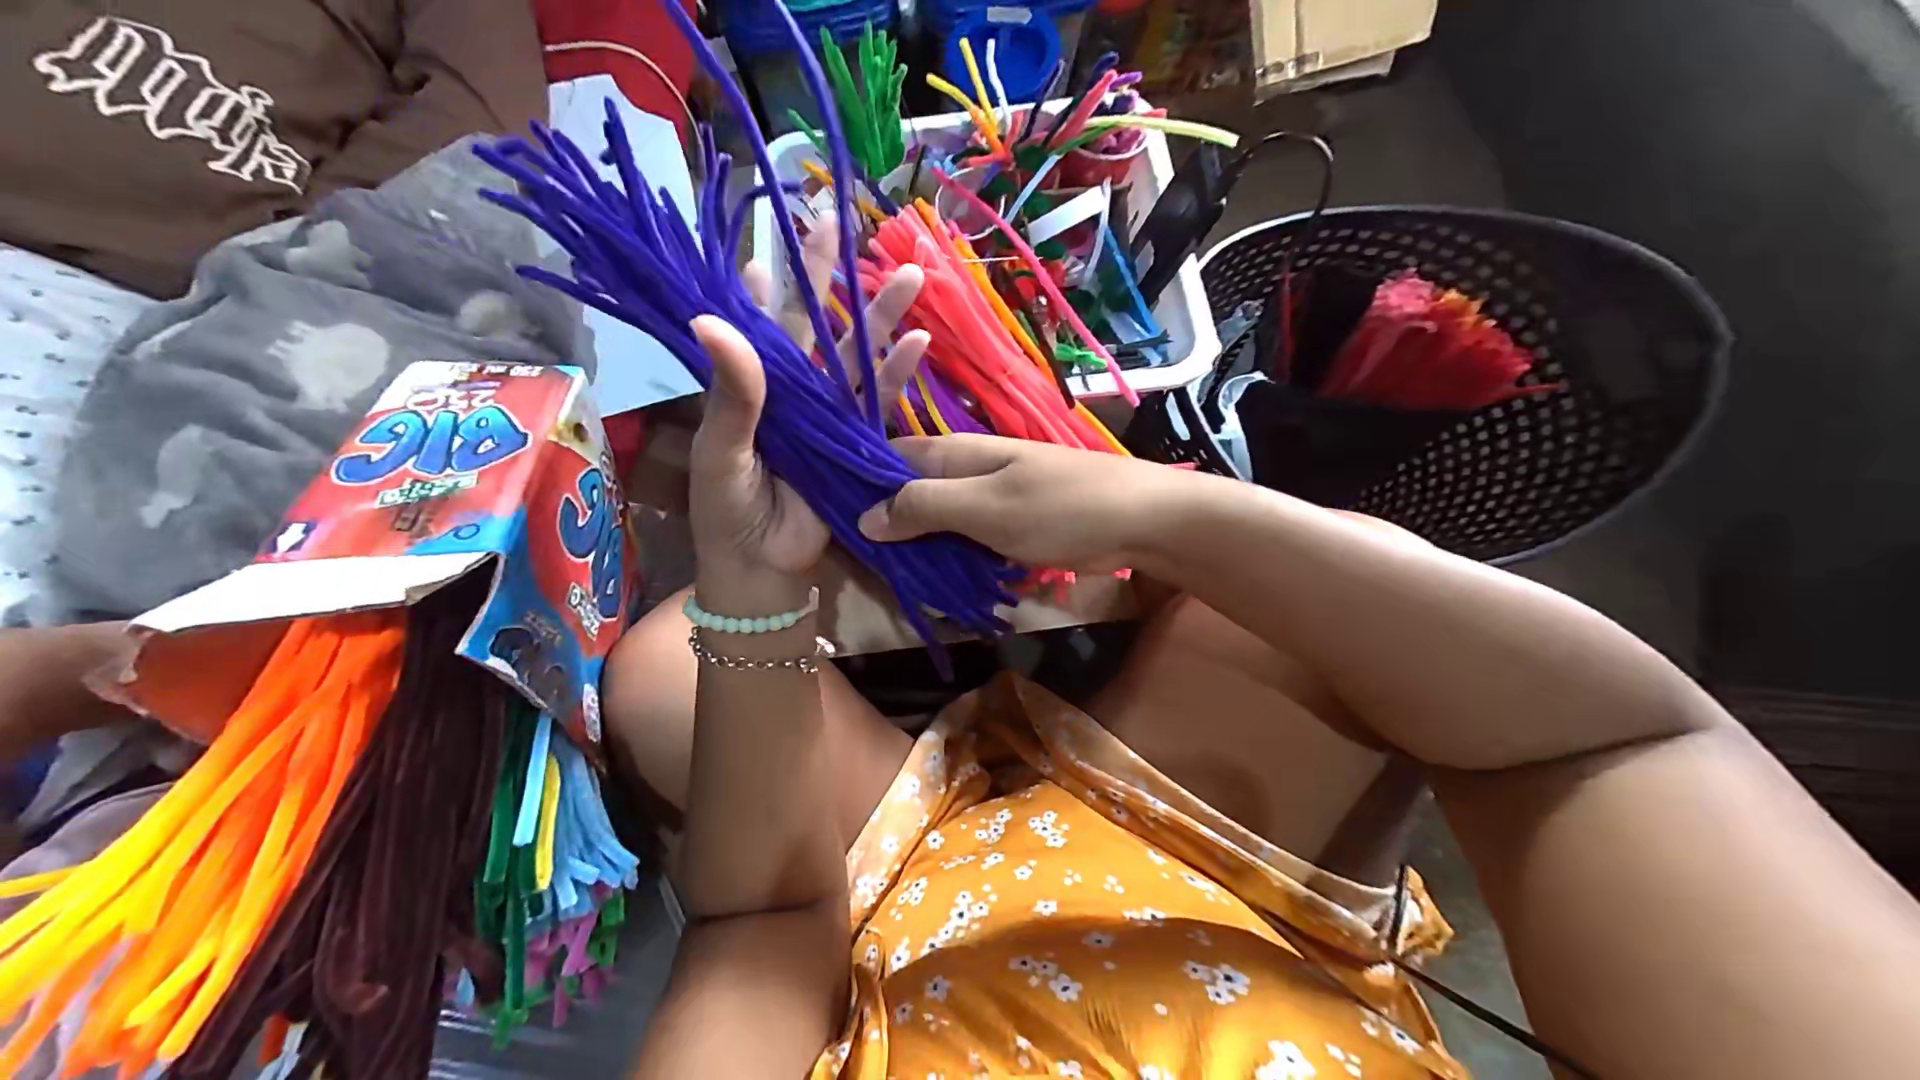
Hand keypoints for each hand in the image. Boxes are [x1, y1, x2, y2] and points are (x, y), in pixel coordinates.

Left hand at [688, 214, 929, 589]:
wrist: (763, 566)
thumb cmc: (728, 510)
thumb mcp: (722, 451)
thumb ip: (731, 392)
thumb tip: (712, 319)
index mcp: (747, 386)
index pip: (755, 323)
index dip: (763, 284)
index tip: (771, 239)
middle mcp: (789, 391)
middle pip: (813, 326)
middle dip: (827, 277)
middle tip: (841, 222)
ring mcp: (827, 414)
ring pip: (855, 356)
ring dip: (880, 317)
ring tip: (910, 274)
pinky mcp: (857, 441)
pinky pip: (880, 402)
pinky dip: (898, 374)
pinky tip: (918, 342)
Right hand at [856, 435, 1189, 572]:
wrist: (1143, 521)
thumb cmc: (1063, 508)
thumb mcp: (987, 507)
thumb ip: (925, 507)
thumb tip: (864, 515)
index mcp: (954, 453)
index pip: (886, 459)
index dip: (855, 485)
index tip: (828, 523)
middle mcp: (966, 470)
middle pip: (908, 492)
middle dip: (884, 524)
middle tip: (856, 563)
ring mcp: (989, 497)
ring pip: (935, 519)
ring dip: (916, 546)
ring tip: (888, 578)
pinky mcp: (1008, 523)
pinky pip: (965, 538)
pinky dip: (949, 557)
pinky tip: (935, 583)